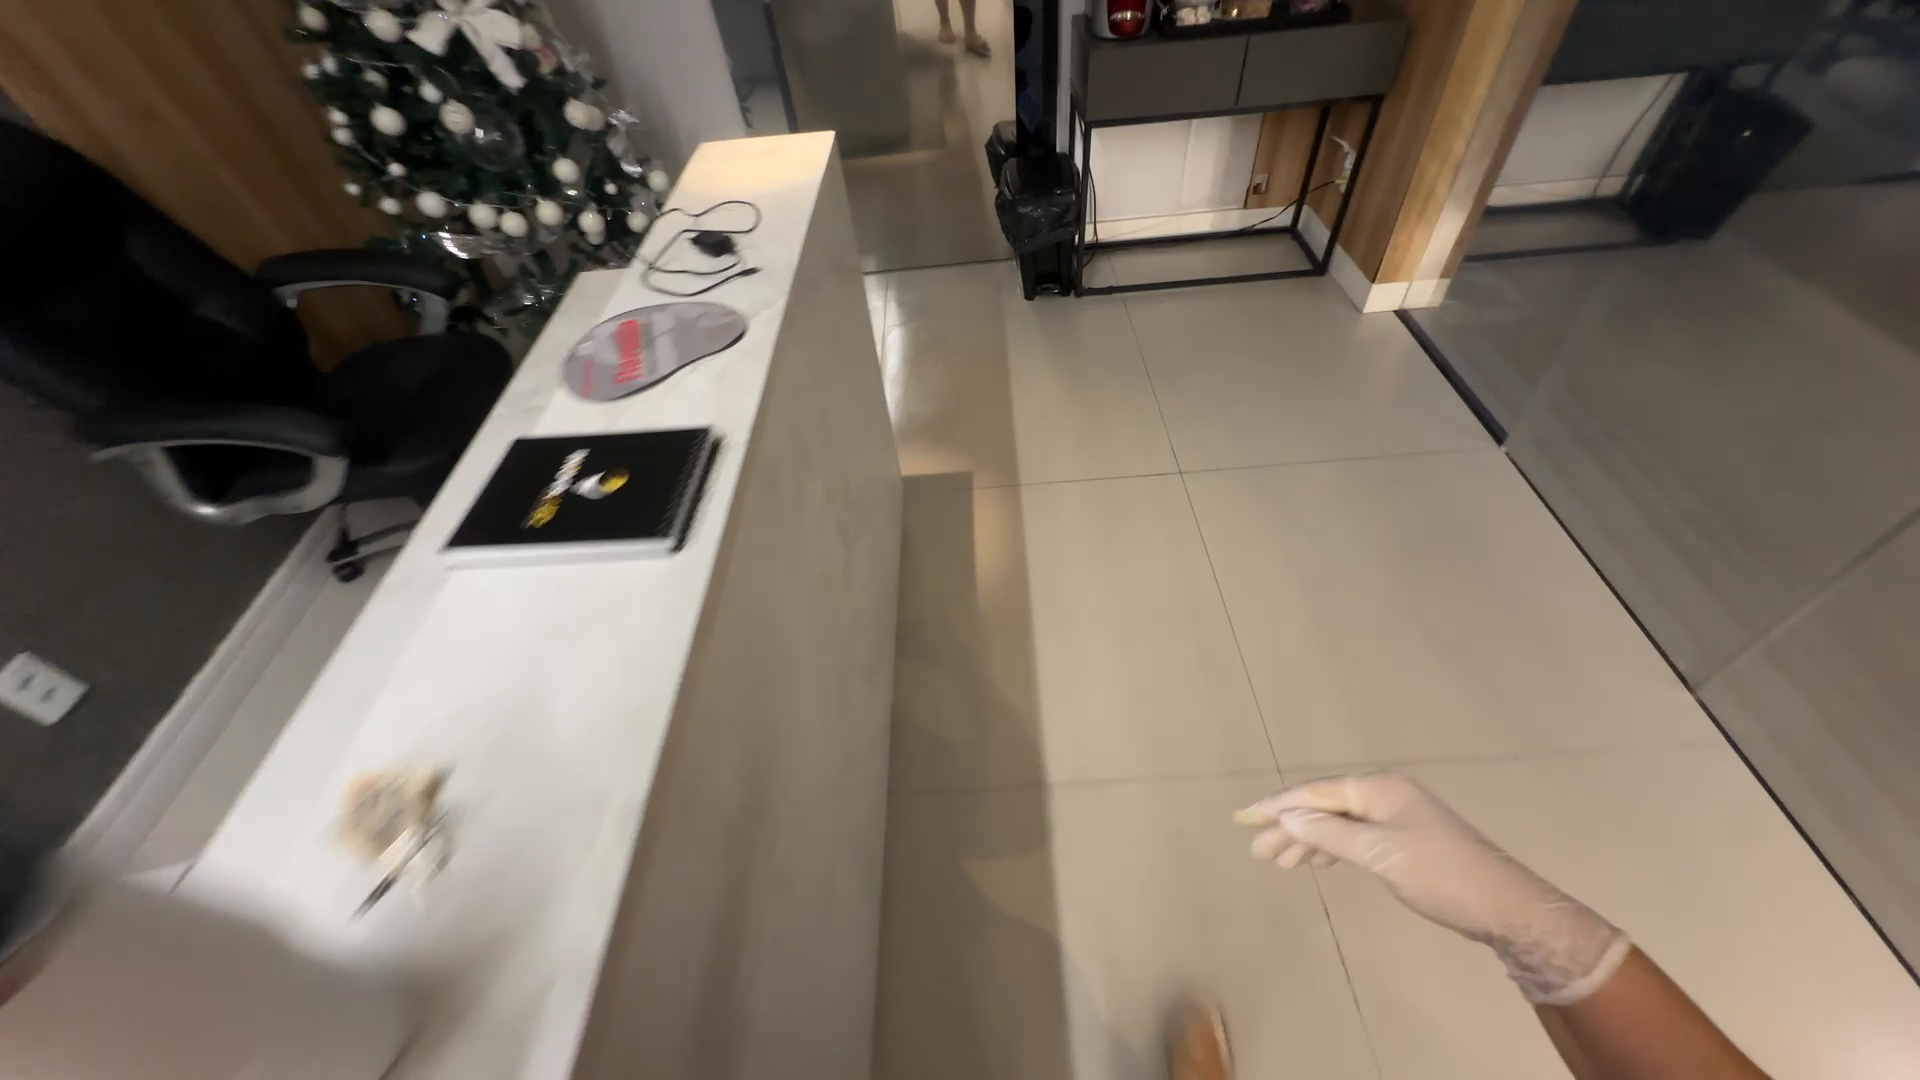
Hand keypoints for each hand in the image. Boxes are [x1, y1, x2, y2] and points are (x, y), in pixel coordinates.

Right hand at [1236, 773, 1631, 1004]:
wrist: (1507, 907)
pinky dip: (1330, 847)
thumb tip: (1287, 816)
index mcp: (1377, 789)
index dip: (1276, 806)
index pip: (1314, 794)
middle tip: (1258, 851)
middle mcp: (1382, 794)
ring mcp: (1394, 815)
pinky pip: (1352, 835)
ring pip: (1336, 822)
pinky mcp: (1402, 838)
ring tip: (1281, 862)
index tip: (1243, 819)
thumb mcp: (1379, 854)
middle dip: (1288, 827)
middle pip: (1322, 806)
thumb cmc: (1440, 875)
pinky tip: (1316, 860)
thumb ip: (1329, 833)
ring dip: (1307, 840)